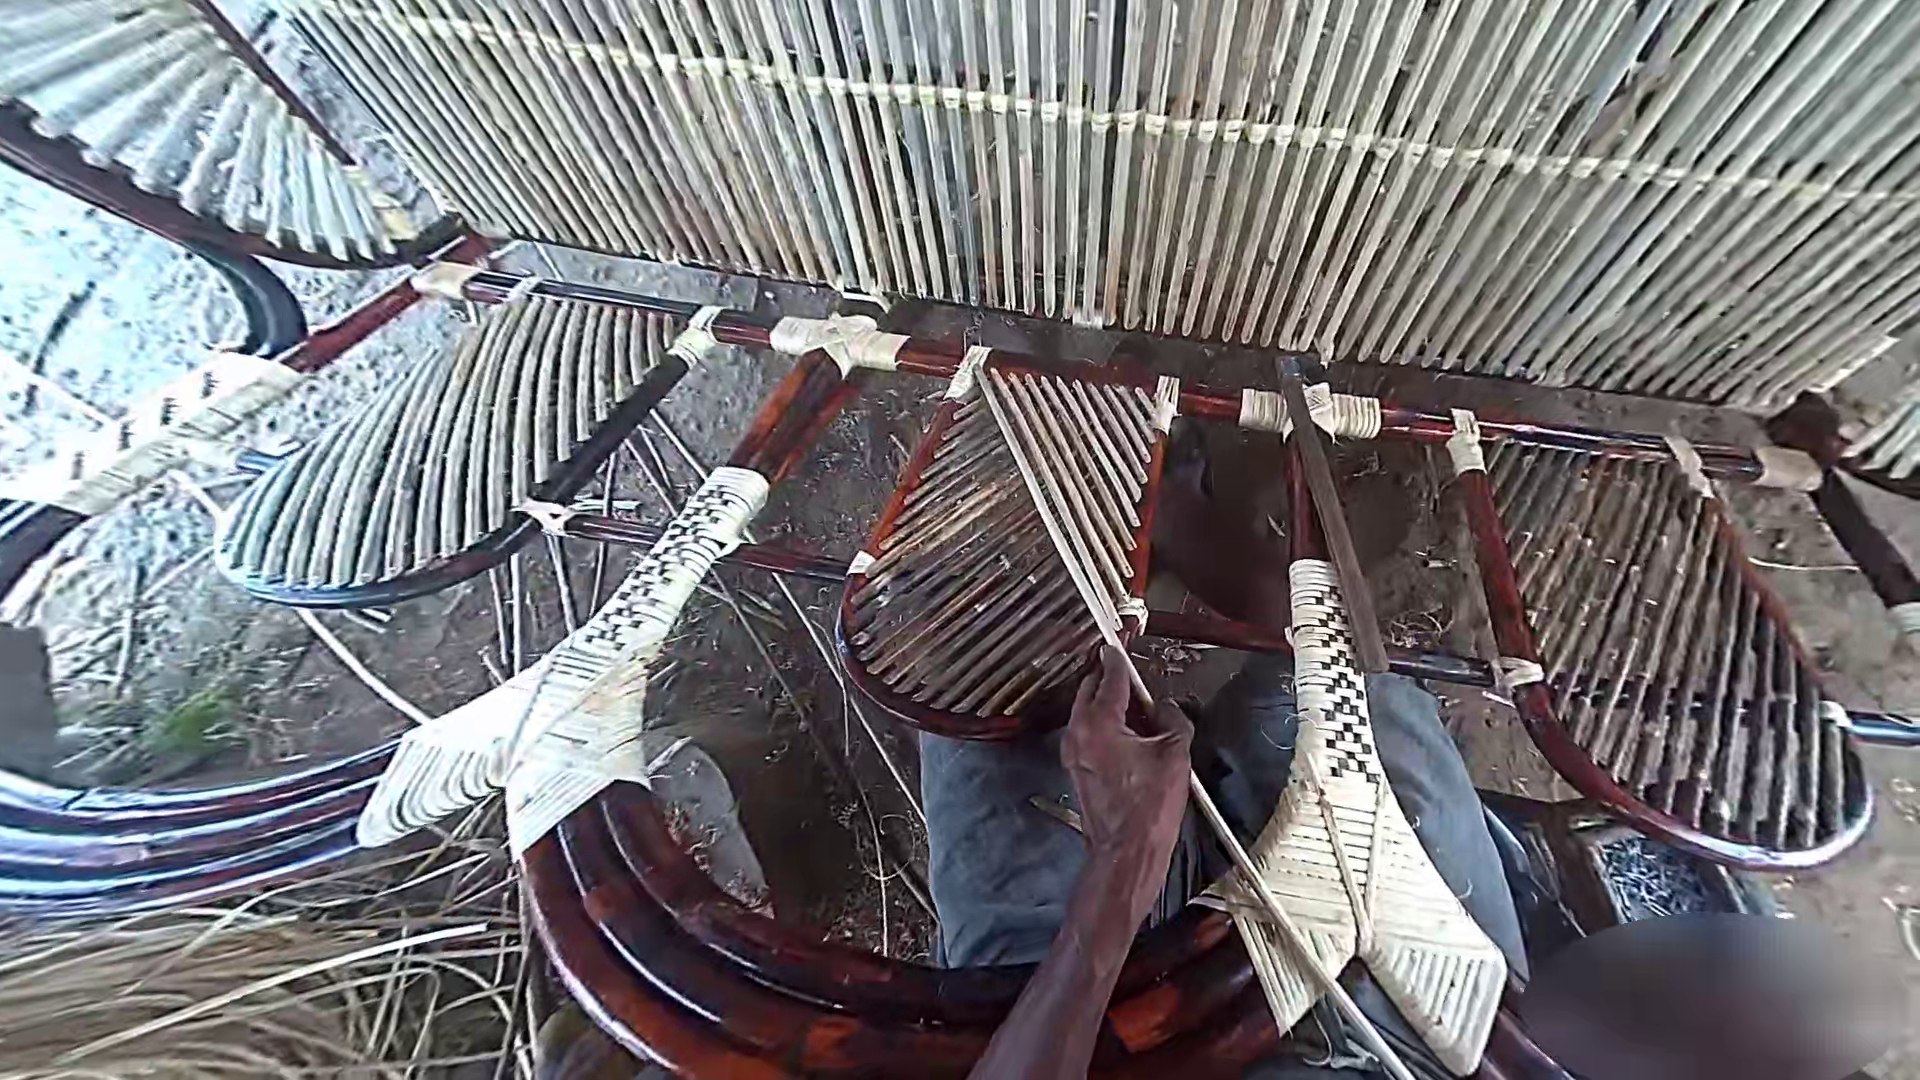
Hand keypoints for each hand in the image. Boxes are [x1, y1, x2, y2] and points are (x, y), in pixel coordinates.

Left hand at [1061, 646, 1193, 870]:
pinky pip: (1088, 732)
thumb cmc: (1147, 808)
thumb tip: (1169, 708)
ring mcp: (1073, 750)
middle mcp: (1078, 732)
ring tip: (1139, 708)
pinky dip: (1105, 724)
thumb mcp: (1174, 755)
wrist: (1126, 852)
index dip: (1118, 658)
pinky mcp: (1076, 767)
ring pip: (1088, 711)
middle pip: (1091, 689)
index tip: (1118, 644)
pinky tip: (1130, 735)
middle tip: (1132, 675)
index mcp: (1098, 722)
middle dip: (1110, 678)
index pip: (1109, 677)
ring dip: (1108, 702)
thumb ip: (1173, 720)